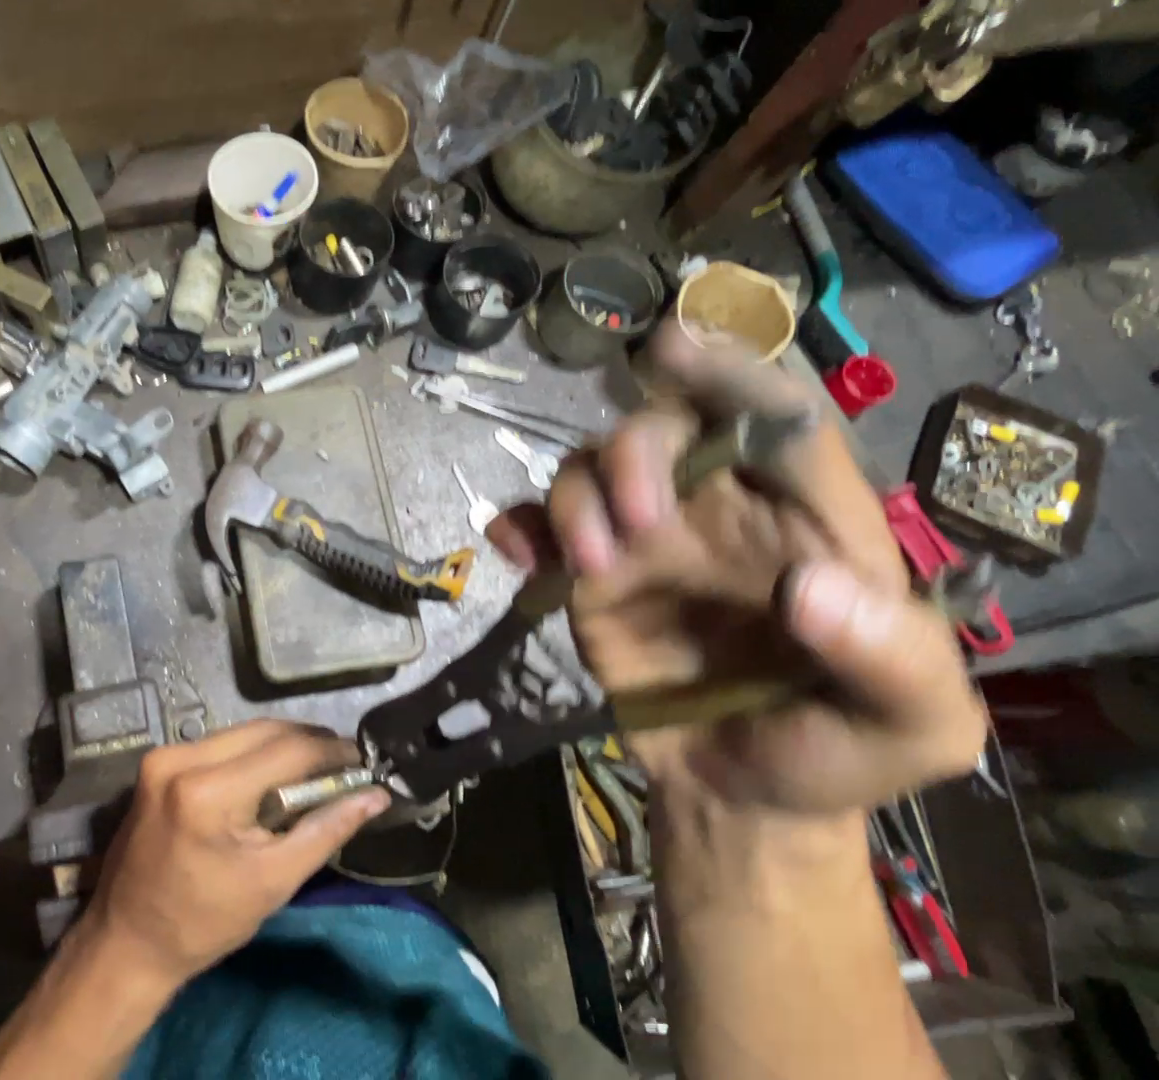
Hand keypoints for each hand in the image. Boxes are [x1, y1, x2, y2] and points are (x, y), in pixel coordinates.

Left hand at [82, 720, 389, 984]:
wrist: (127, 939)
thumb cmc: (203, 922)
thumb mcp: (273, 880)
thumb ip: (326, 830)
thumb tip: (377, 796)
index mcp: (205, 790)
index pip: (286, 751)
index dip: (332, 752)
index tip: (365, 761)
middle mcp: (179, 757)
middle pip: (262, 731)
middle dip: (309, 743)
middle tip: (346, 764)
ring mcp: (162, 756)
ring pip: (240, 733)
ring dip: (281, 747)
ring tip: (317, 770)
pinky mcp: (156, 763)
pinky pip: (219, 745)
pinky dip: (251, 755)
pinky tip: (275, 776)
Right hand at [487, 321, 987, 815]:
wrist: (739, 798)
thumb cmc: (837, 751)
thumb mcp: (912, 726)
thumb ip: (890, 657)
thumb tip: (810, 587)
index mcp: (810, 523)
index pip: (776, 423)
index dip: (731, 377)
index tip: (672, 350)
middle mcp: (720, 515)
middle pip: (665, 430)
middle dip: (636, 453)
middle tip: (636, 523)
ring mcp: (645, 546)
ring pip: (591, 470)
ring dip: (576, 499)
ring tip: (588, 567)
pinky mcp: (589, 582)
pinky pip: (541, 530)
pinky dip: (519, 526)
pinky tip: (514, 551)